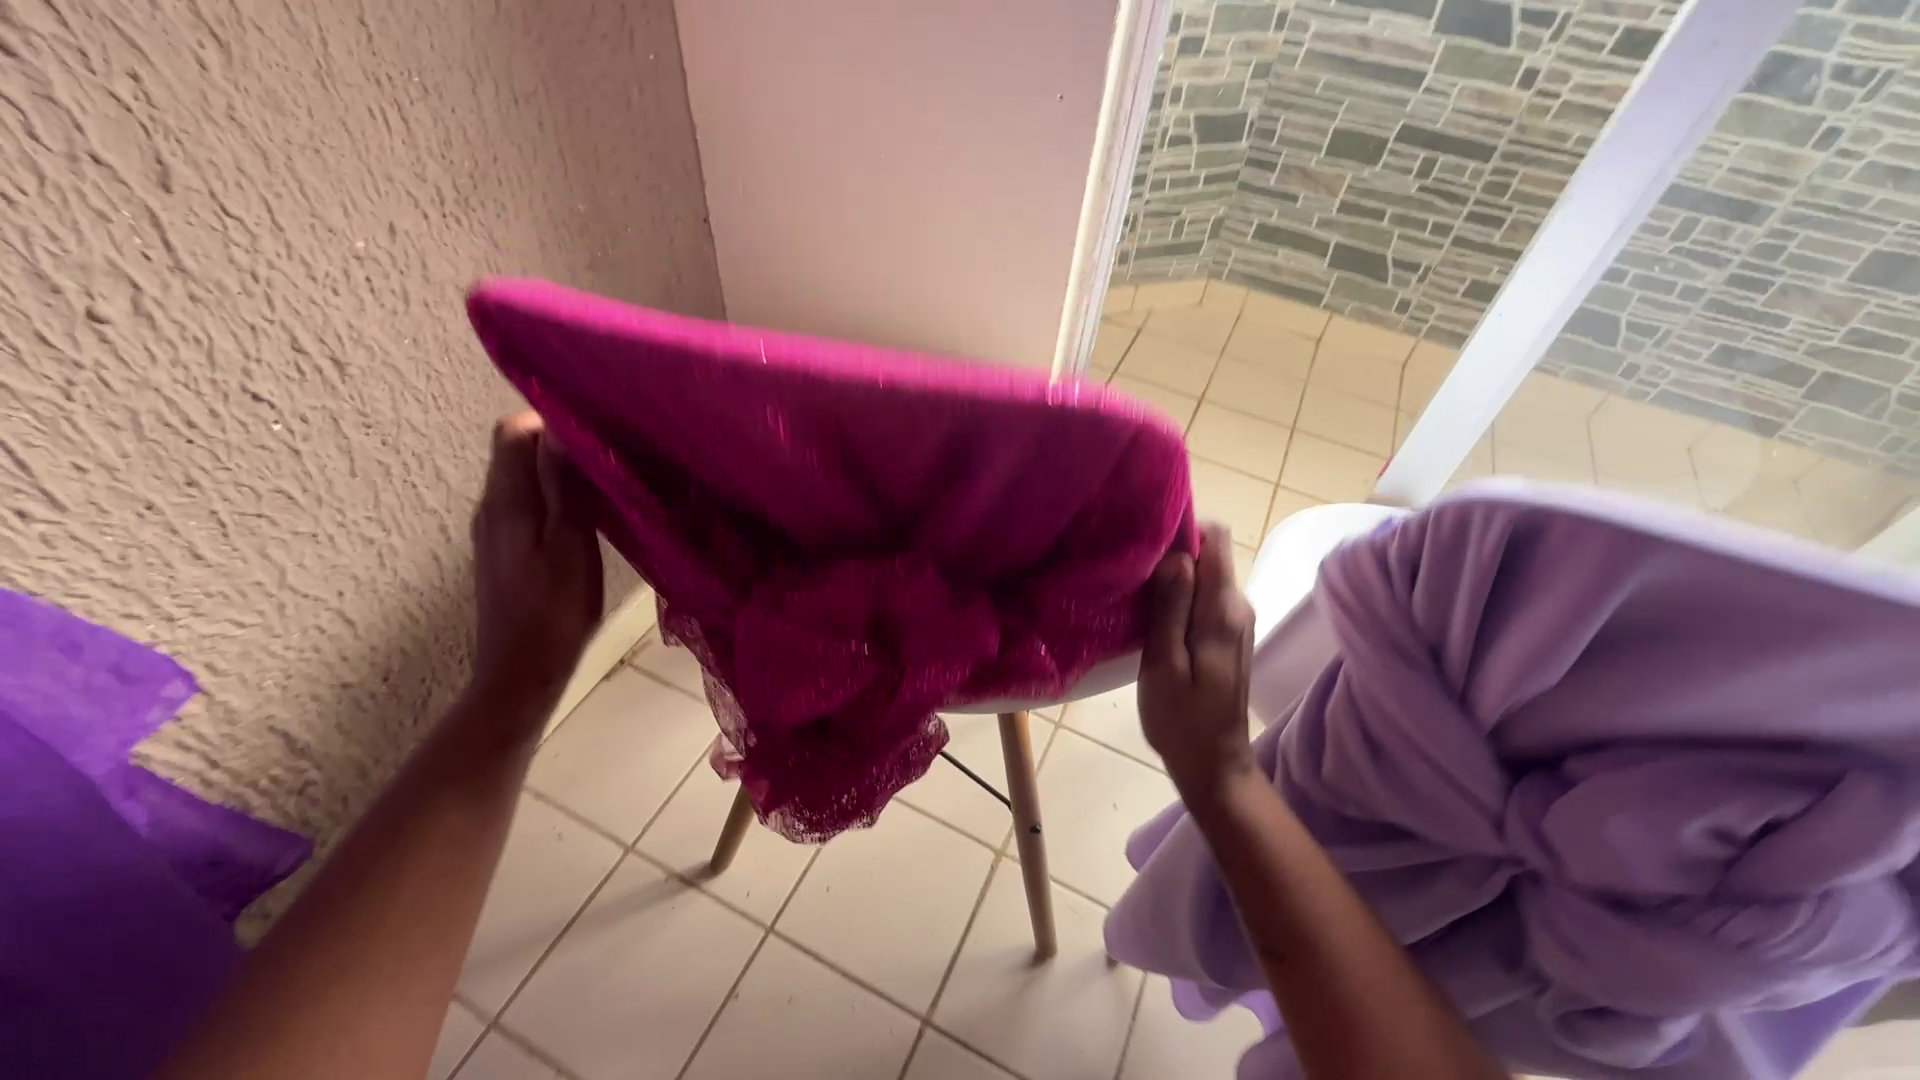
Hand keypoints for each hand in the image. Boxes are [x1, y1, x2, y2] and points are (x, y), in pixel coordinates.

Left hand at [467, 412, 603, 716]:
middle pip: (515, 452)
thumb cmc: (555, 611)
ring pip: (522, 480)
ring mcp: (494, 532)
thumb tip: (559, 429)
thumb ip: (563, 486)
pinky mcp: (504, 553)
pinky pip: (526, 505)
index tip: (596, 431)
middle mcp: (490, 508)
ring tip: (603, 482)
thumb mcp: (570, 543)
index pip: (513, 431)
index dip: (550, 420)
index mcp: (505, 502)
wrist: (521, 674)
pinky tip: (585, 516)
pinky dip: (553, 498)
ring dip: (558, 472)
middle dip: (557, 443)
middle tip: (608, 454)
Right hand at [1138, 525, 1257, 796]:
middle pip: (1207, 552)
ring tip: (1132, 588)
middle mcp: (1237, 605)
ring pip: (1203, 574)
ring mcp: (1234, 619)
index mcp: (1222, 608)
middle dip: (1170, 551)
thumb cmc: (1181, 719)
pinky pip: (1202, 596)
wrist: (1213, 765)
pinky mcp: (1226, 633)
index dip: (1181, 528)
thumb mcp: (1165, 664)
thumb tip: (1175, 554)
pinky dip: (1177, 595)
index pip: (1214, 537)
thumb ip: (1171, 607)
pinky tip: (1150, 613)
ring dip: (1171, 575)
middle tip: (1128, 567)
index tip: (1143, 538)